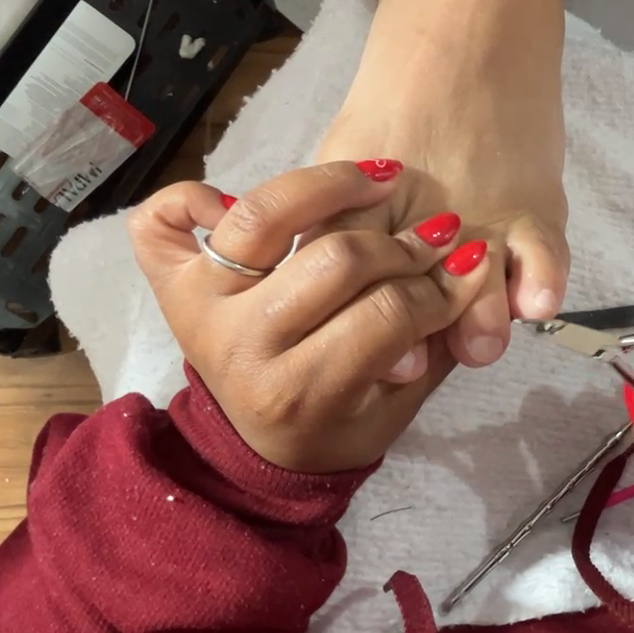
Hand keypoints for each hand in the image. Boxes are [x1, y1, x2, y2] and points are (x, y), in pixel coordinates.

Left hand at [127, 162, 490, 472]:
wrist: (260, 453)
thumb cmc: (339, 426)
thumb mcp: (398, 407)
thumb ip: (436, 343)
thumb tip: (468, 271)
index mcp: (301, 392)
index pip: (388, 315)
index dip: (441, 287)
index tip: (469, 266)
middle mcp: (241, 346)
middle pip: (338, 260)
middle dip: (404, 245)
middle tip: (436, 234)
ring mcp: (201, 306)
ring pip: (264, 216)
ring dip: (332, 185)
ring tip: (379, 179)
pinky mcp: (172, 282)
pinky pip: (163, 218)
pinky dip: (193, 194)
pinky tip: (240, 200)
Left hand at [316, 0, 570, 372]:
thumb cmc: (410, 52)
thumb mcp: (354, 130)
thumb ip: (340, 200)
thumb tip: (328, 260)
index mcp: (365, 188)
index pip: (354, 267)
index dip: (356, 315)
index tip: (360, 349)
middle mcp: (421, 203)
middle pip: (414, 287)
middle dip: (411, 334)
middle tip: (407, 368)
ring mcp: (483, 198)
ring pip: (475, 280)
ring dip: (475, 320)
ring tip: (476, 348)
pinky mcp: (537, 191)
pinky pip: (542, 246)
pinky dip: (541, 277)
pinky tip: (537, 307)